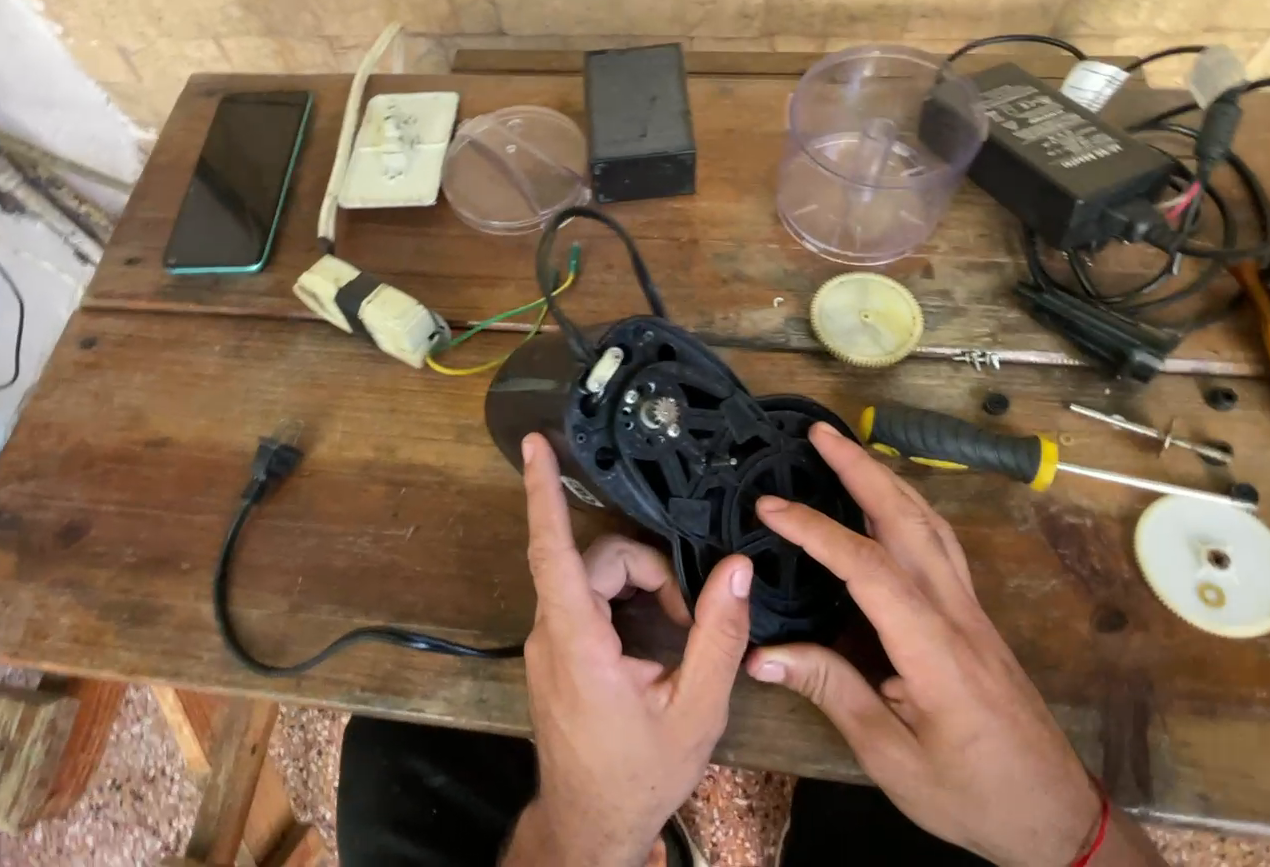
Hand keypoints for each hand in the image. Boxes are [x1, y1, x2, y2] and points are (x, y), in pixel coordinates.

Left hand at [503, 434, 751, 866]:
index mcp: (578, 641)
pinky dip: (625, 602)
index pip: (553, 551)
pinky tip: (656, 636)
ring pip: (592, 577)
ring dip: (640, 588)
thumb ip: (718, 635)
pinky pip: (587, 599)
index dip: (542, 492)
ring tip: (678, 631)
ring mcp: (548, 640)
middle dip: (648, 571)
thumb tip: (736, 566)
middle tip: (691, 617)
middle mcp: (552, 630)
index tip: (533, 445)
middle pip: (595, 561)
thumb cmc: (639, 774)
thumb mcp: (696, 711)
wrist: (590, 824)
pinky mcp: (555, 649)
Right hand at [747, 423, 1107, 866]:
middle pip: (908, 520)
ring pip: (929, 522)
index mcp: (932, 646)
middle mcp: (954, 611)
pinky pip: (940, 542)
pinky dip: (909, 505)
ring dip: (886, 478)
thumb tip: (760, 655)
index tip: (769, 507)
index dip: (815, 530)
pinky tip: (890, 502)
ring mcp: (970, 609)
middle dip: (861, 469)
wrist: (1055, 814)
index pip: (867, 567)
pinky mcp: (973, 615)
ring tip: (848, 451)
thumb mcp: (891, 757)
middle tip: (820, 433)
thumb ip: (830, 692)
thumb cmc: (971, 792)